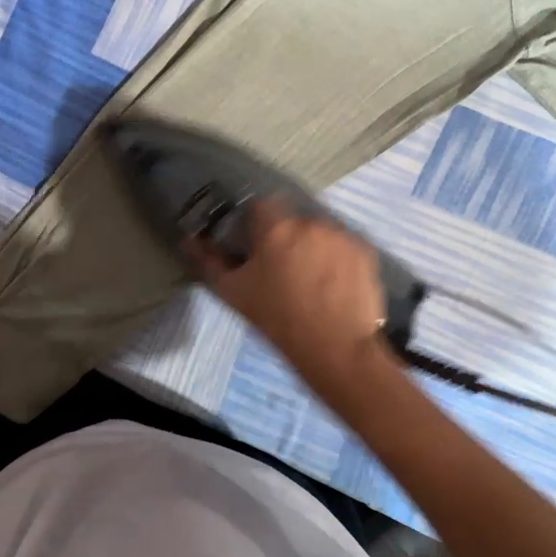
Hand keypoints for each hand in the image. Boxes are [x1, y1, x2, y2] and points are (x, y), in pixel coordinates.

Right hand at [190, 198, 390, 397]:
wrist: (338, 351)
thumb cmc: (278, 320)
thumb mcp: (234, 293)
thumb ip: (208, 261)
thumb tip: (189, 240)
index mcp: (276, 227)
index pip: (260, 205)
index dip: (255, 224)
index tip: (254, 246)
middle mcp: (311, 222)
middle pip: (291, 220)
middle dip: (285, 237)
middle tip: (281, 268)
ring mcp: (342, 236)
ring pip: (319, 232)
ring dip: (312, 246)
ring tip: (311, 279)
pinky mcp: (366, 252)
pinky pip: (344, 245)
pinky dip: (337, 258)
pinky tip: (334, 284)